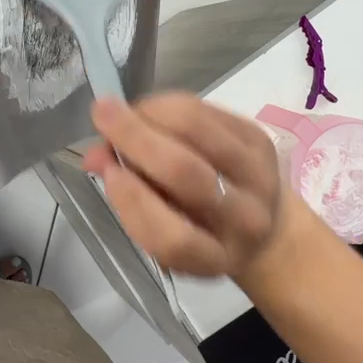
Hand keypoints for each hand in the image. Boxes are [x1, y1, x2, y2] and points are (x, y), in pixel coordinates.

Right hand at [83, 93, 306, 278]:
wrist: (267, 225)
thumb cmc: (199, 232)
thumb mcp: (163, 235)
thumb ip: (128, 203)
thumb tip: (95, 157)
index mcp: (214, 257)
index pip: (175, 239)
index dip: (136, 204)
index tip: (109, 173)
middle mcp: (244, 219)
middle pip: (186, 173)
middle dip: (136, 138)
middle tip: (101, 115)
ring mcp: (257, 174)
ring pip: (197, 130)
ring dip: (151, 113)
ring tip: (125, 112)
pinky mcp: (260, 140)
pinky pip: (206, 110)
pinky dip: (169, 105)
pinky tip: (150, 110)